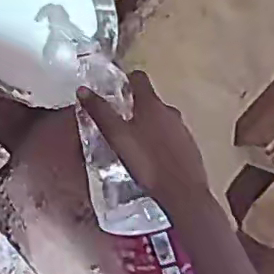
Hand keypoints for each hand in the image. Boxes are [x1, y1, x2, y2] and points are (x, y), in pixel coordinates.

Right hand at [78, 71, 207, 199]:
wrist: (183, 194)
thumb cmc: (147, 161)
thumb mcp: (116, 136)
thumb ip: (99, 111)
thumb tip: (83, 89)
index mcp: (151, 104)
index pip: (139, 78)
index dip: (125, 80)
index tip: (113, 90)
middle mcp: (170, 112)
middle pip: (150, 100)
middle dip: (134, 106)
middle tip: (117, 121)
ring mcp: (183, 130)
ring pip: (161, 119)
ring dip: (147, 124)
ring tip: (132, 142)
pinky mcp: (190, 149)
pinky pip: (171, 137)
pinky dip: (159, 141)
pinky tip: (150, 158)